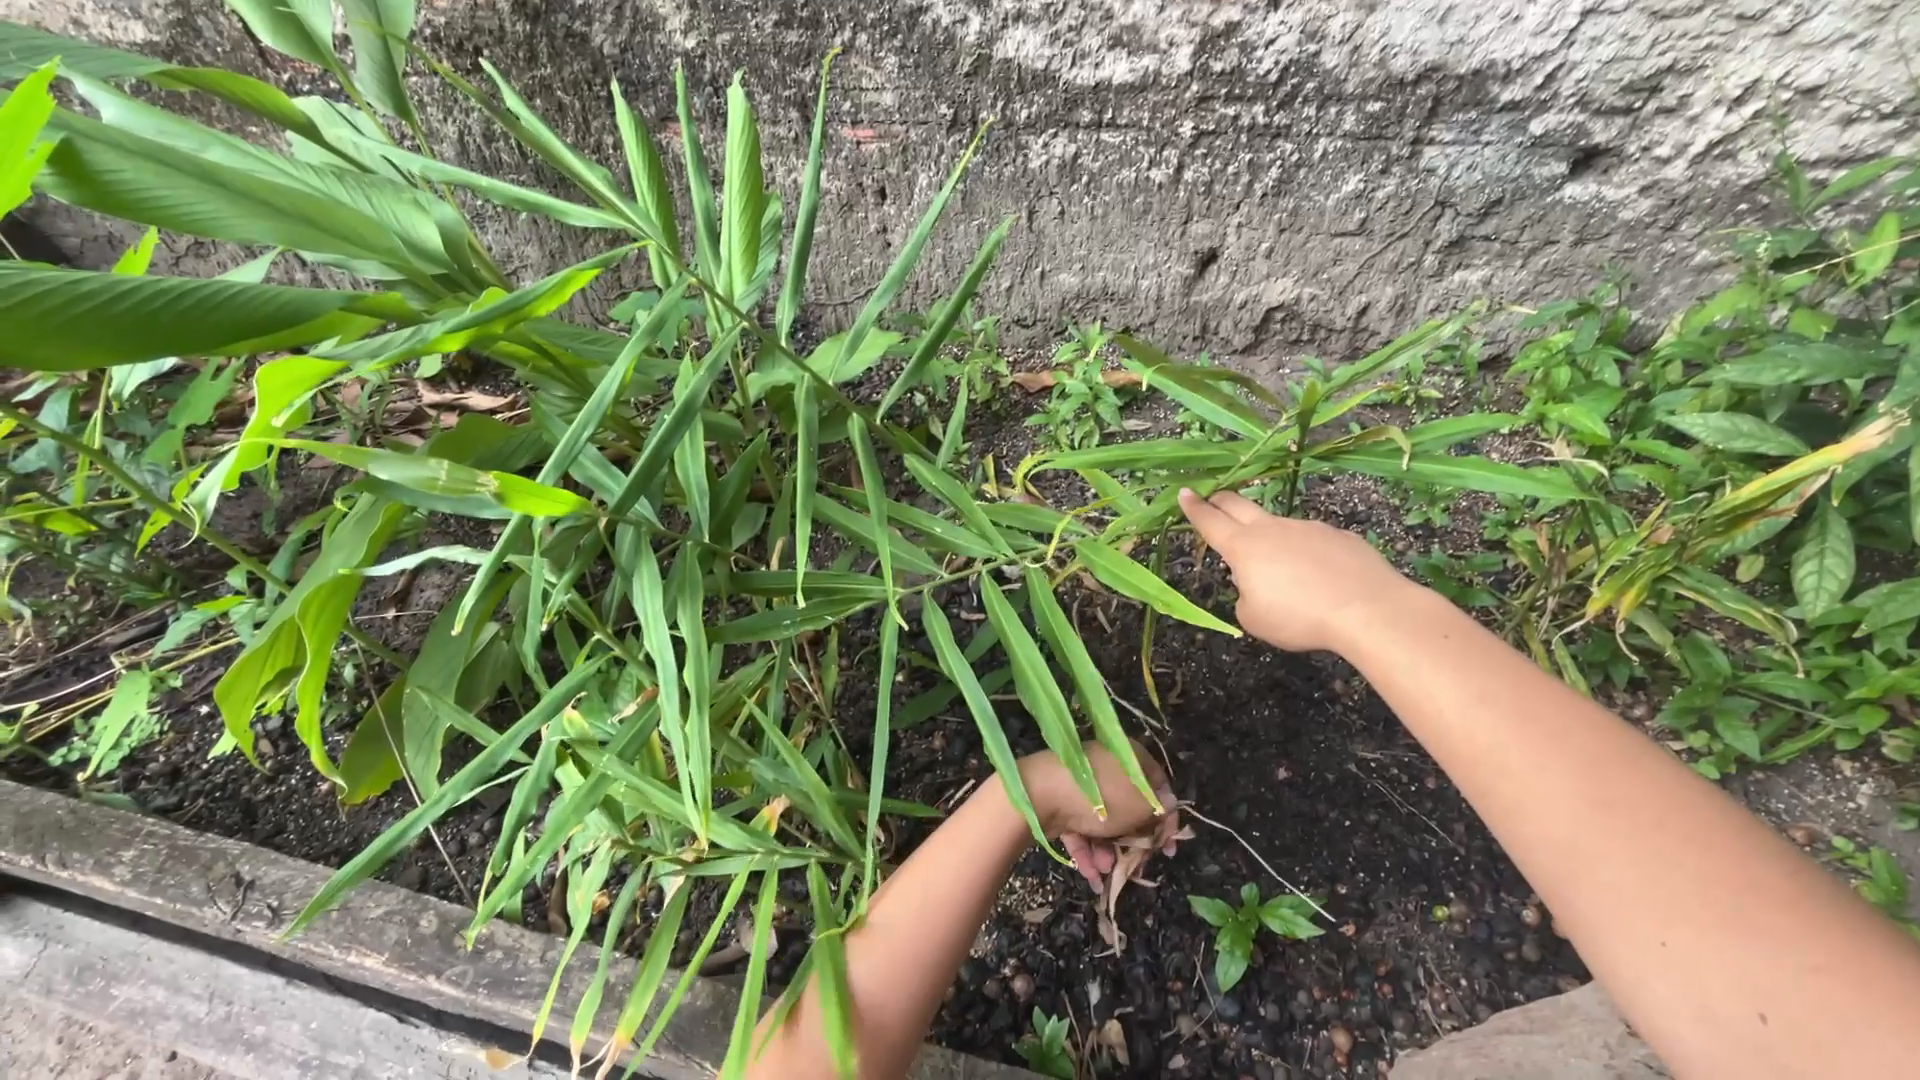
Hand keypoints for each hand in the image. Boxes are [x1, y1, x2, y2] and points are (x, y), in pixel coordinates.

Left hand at [1018, 740, 1177, 892]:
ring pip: (1103, 820)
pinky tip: (1091, 875)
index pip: (1157, 785)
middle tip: (1136, 865)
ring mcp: (1080, 783)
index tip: (1168, 846)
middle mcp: (1105, 766)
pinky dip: (1087, 849)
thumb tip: (1168, 805)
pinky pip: (1080, 826)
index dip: (1167, 817)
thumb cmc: (1100, 798)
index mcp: (1129, 757)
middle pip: (1128, 806)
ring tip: (1106, 870)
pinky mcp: (1059, 800)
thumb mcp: (1140, 807)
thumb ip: (1158, 810)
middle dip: (1132, 840)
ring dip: (1108, 850)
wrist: (1039, 794)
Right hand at [1178, 487, 1416, 652]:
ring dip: (1269, 537)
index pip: (1210, 521)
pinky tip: (1320, 578)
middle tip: (1212, 500)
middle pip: (1239, 505)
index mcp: (1243, 547)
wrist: (1367, 608)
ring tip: (1281, 570)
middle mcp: (1272, 529)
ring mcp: (1307, 528)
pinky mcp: (1338, 535)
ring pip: (1278, 526)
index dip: (1193, 508)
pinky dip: (1306, 552)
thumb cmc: (1299, 617)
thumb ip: (1245, 597)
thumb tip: (1253, 582)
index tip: (1184, 493)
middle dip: (1221, 501)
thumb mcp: (1254, 619)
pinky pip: (1312, 540)